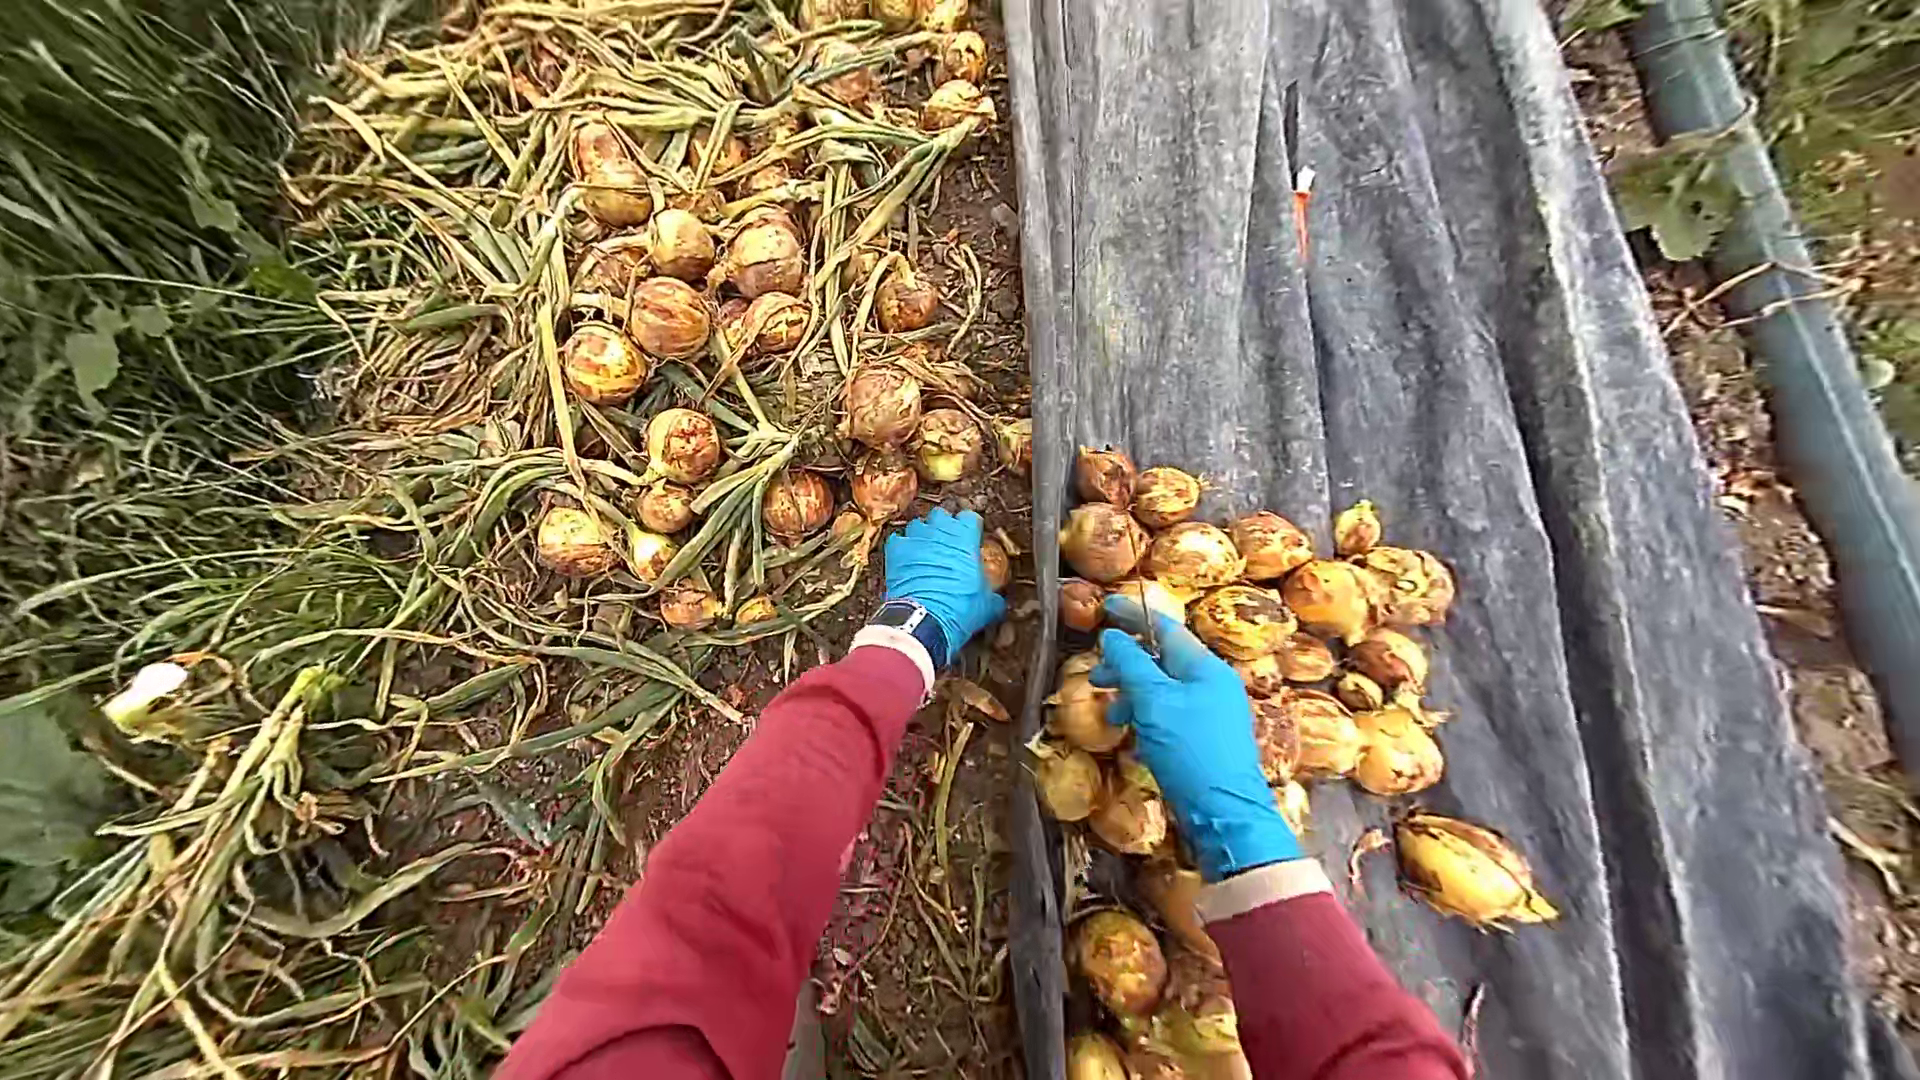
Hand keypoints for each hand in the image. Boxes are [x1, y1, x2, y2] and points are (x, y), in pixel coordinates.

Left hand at [883, 508, 1006, 662]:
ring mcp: (916, 539)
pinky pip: (897, 540)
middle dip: (944, 526)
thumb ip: (992, 593)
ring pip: (918, 524)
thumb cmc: (959, 608)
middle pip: (942, 515)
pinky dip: (901, 547)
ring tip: (925, 551)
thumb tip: (996, 601)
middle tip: (947, 543)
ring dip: (922, 535)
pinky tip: (906, 559)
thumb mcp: (987, 604)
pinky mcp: (895, 551)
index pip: (970, 518)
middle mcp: (940, 532)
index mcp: (966, 538)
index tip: (971, 538)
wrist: (924, 619)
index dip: (970, 528)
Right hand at [1091, 596, 1300, 881]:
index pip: (1165, 627)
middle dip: (1125, 664)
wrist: (1226, 817)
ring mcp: (1210, 711)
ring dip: (1132, 694)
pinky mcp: (1204, 737)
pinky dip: (1145, 717)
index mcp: (1204, 668)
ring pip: (1161, 688)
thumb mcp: (1154, 702)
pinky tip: (1131, 737)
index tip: (1105, 606)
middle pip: (1161, 658)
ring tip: (1111, 716)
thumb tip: (1112, 636)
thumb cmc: (1190, 751)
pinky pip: (1168, 713)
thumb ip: (1131, 664)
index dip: (1133, 615)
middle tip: (1097, 677)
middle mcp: (1211, 683)